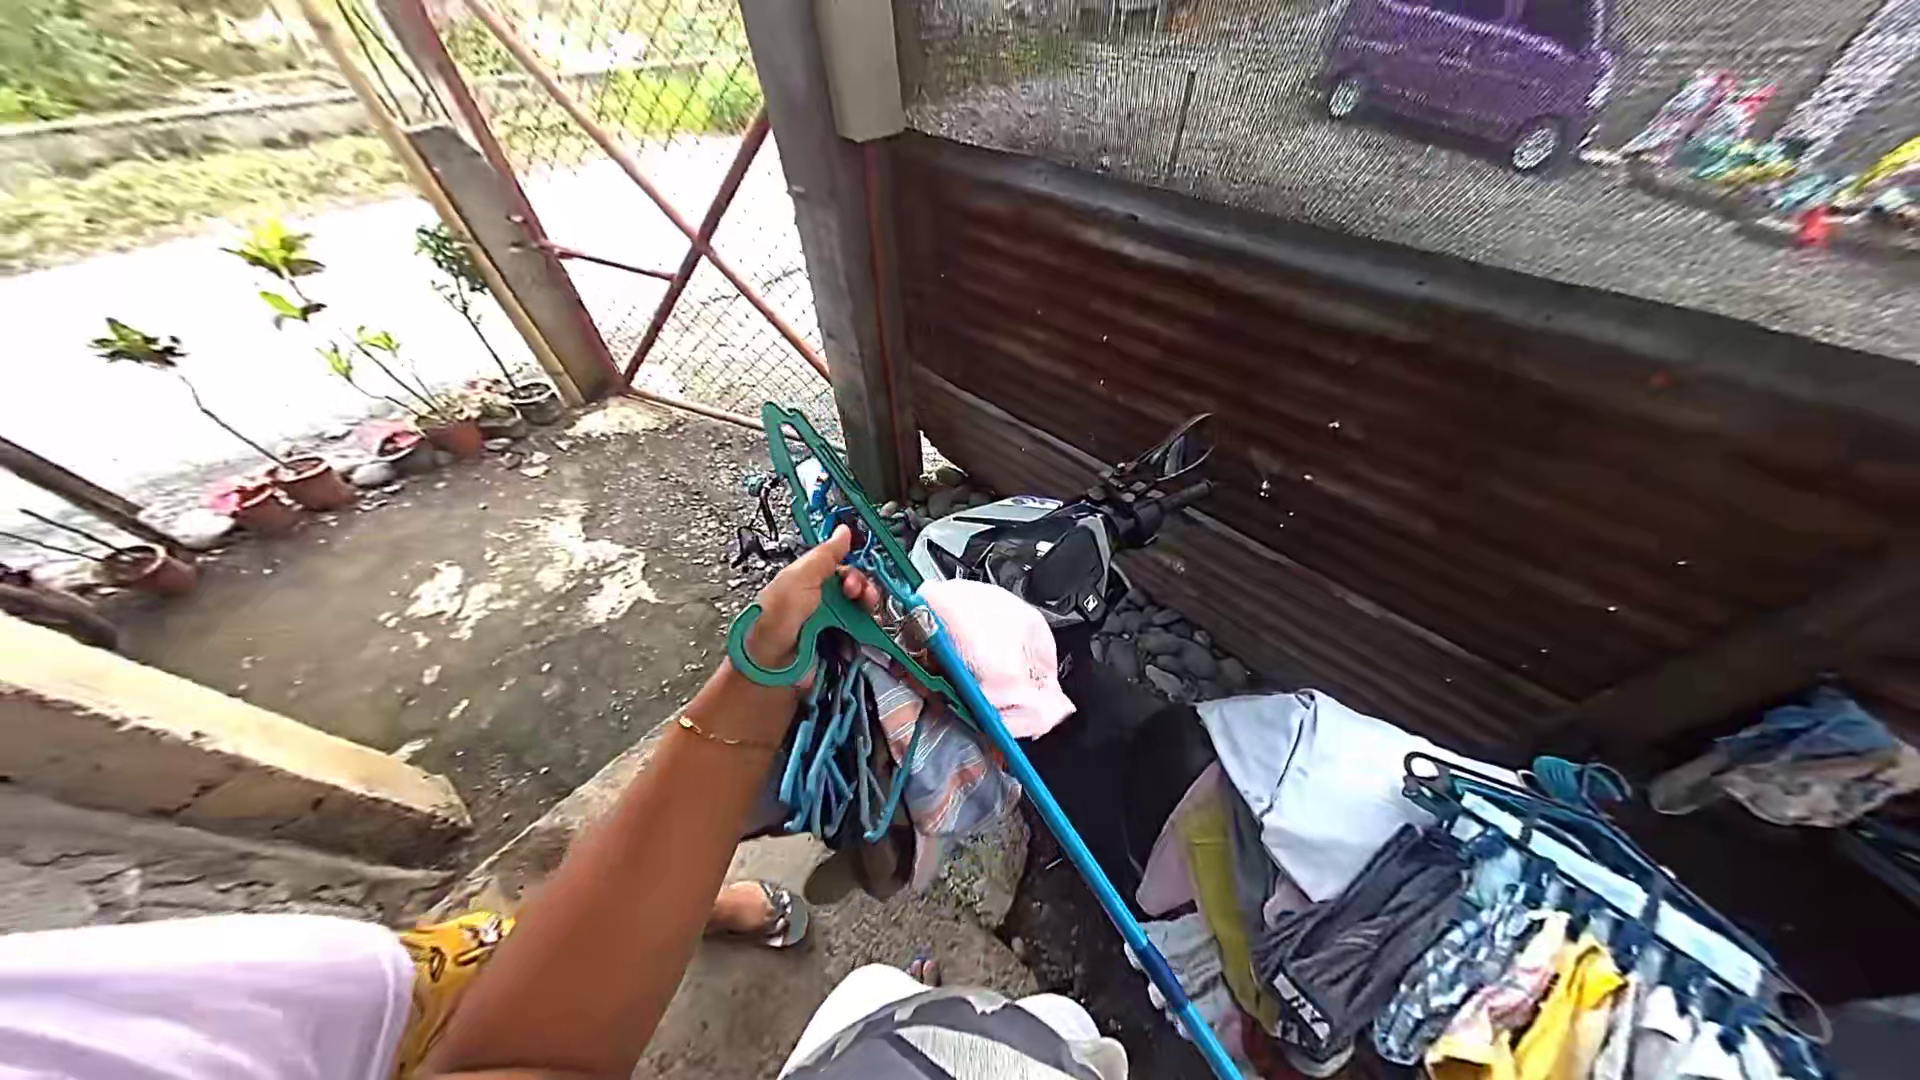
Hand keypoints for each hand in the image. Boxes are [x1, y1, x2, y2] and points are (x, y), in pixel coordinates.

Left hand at [742, 525, 881, 669]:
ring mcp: (832, 626)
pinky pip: (864, 635)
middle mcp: (822, 603)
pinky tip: (866, 632)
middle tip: (859, 595)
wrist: (771, 665)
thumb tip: (844, 529)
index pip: (841, 569)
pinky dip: (869, 632)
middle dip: (863, 589)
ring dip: (867, 609)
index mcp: (808, 582)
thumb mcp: (800, 577)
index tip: (851, 581)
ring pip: (863, 611)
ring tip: (865, 612)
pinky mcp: (841, 648)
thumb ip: (826, 554)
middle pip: (856, 589)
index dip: (851, 571)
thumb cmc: (777, 618)